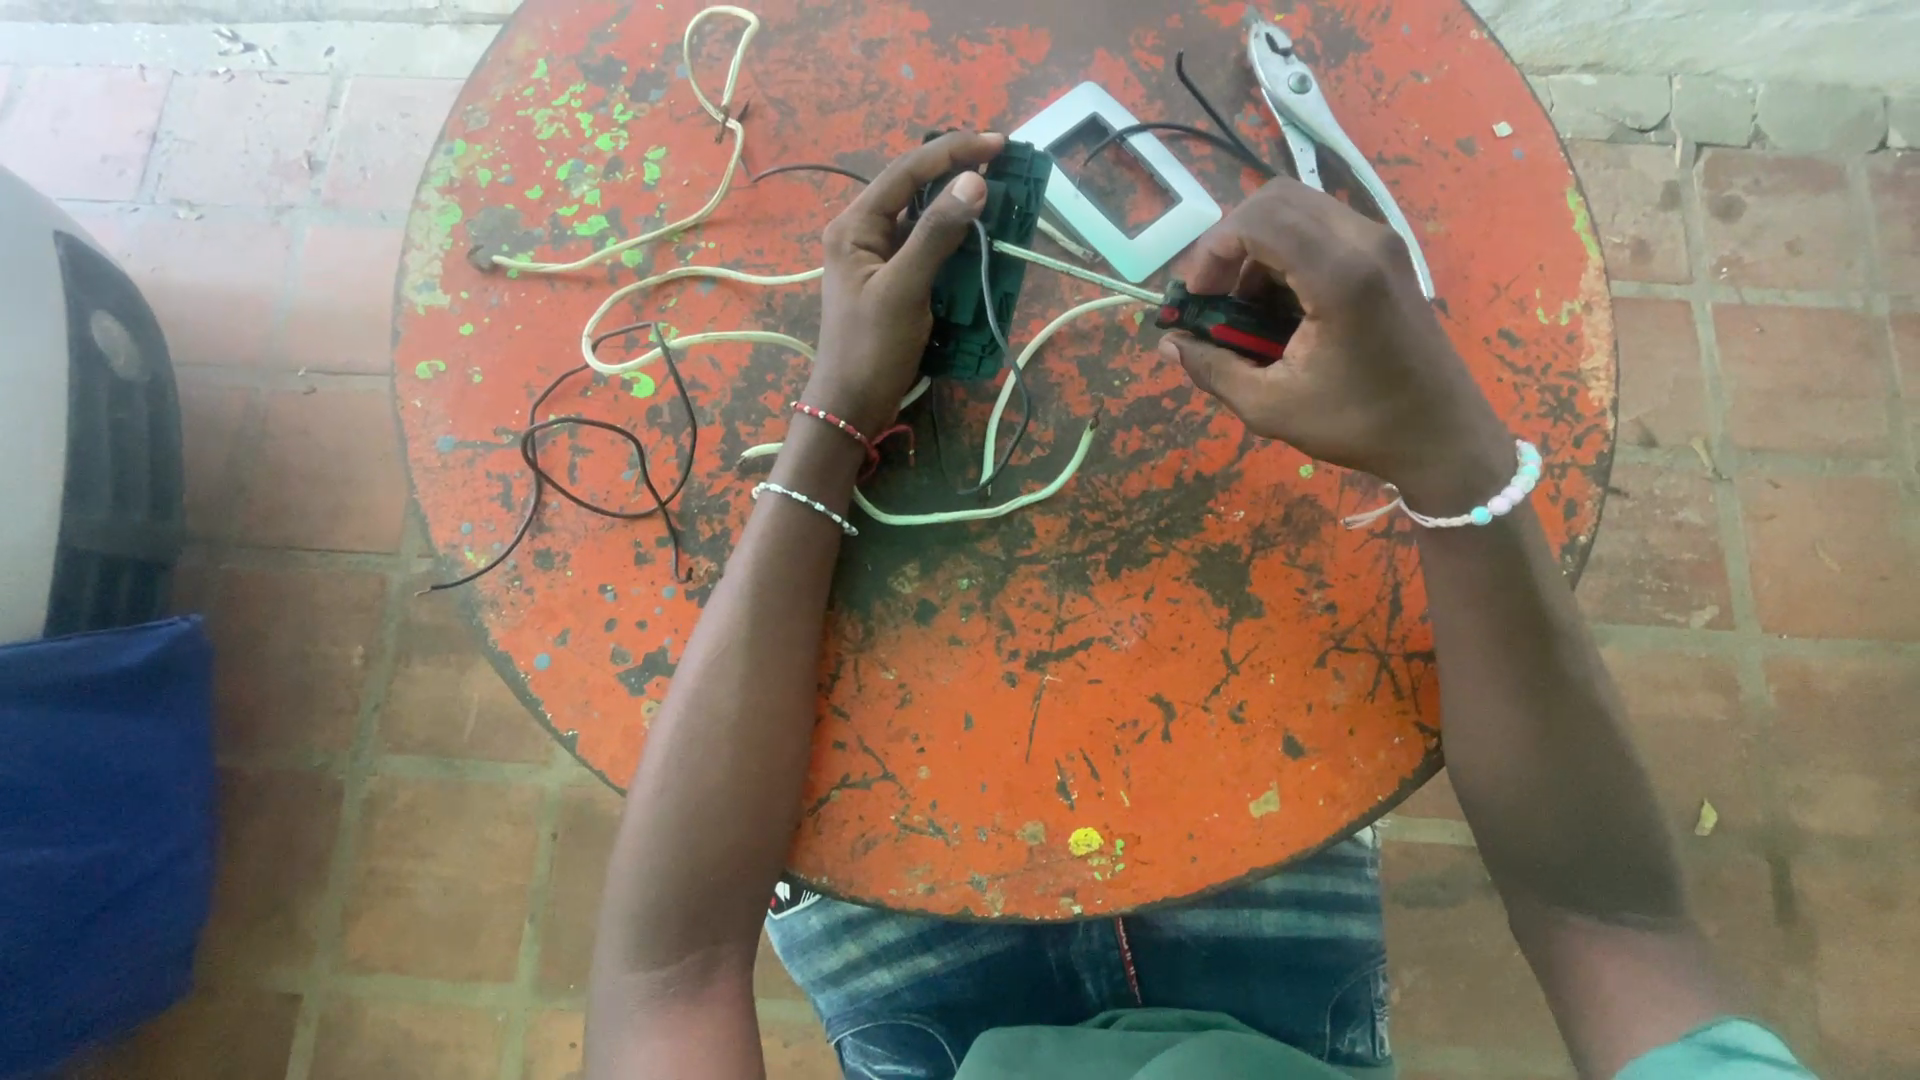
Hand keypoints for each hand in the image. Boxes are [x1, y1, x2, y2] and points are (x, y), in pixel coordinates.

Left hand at [805, 130, 1005, 436]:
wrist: (853, 406)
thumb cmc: (871, 348)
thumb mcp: (904, 289)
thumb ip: (937, 235)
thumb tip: (974, 181)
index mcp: (855, 225)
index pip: (906, 171)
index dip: (953, 152)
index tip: (999, 144)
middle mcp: (866, 234)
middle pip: (917, 192)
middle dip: (960, 180)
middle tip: (1006, 171)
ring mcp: (881, 261)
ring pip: (927, 224)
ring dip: (963, 217)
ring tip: (1003, 207)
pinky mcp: (897, 285)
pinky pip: (931, 255)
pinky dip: (958, 250)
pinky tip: (983, 249)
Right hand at [1162, 178, 1512, 512]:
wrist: (1439, 434)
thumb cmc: (1356, 424)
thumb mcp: (1269, 406)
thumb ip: (1212, 369)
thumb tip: (1168, 344)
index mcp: (1339, 274)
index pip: (1258, 218)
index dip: (1211, 251)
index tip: (1196, 300)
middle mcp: (1363, 240)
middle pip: (1275, 200)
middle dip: (1228, 244)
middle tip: (1213, 298)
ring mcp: (1380, 243)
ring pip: (1297, 210)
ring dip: (1255, 251)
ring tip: (1243, 311)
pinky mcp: (1385, 255)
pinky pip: (1320, 230)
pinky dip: (1284, 257)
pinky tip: (1278, 310)